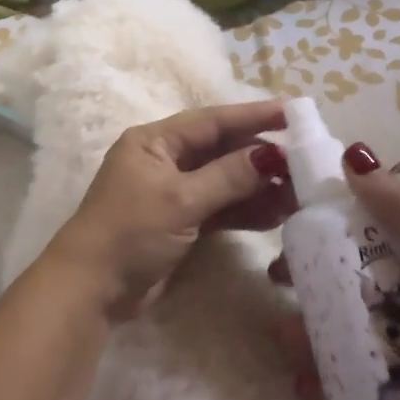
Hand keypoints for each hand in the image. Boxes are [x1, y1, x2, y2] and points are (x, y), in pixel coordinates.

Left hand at [43, 101, 296, 321]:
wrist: (93, 287)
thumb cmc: (130, 231)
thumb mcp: (180, 200)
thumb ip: (227, 177)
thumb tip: (271, 154)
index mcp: (153, 141)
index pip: (210, 121)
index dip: (252, 116)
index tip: (293, 112)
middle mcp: (163, 160)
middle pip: (219, 150)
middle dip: (260, 156)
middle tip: (305, 164)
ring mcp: (171, 192)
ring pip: (223, 181)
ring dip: (257, 187)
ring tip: (298, 195)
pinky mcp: (179, 223)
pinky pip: (219, 208)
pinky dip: (244, 211)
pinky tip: (276, 215)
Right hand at [270, 144, 399, 399]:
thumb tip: (351, 154)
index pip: (368, 234)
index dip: (325, 231)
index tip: (288, 237)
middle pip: (351, 288)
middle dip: (312, 293)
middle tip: (283, 300)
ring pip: (352, 338)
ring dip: (316, 343)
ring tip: (295, 355)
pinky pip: (368, 390)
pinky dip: (337, 388)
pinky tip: (314, 390)